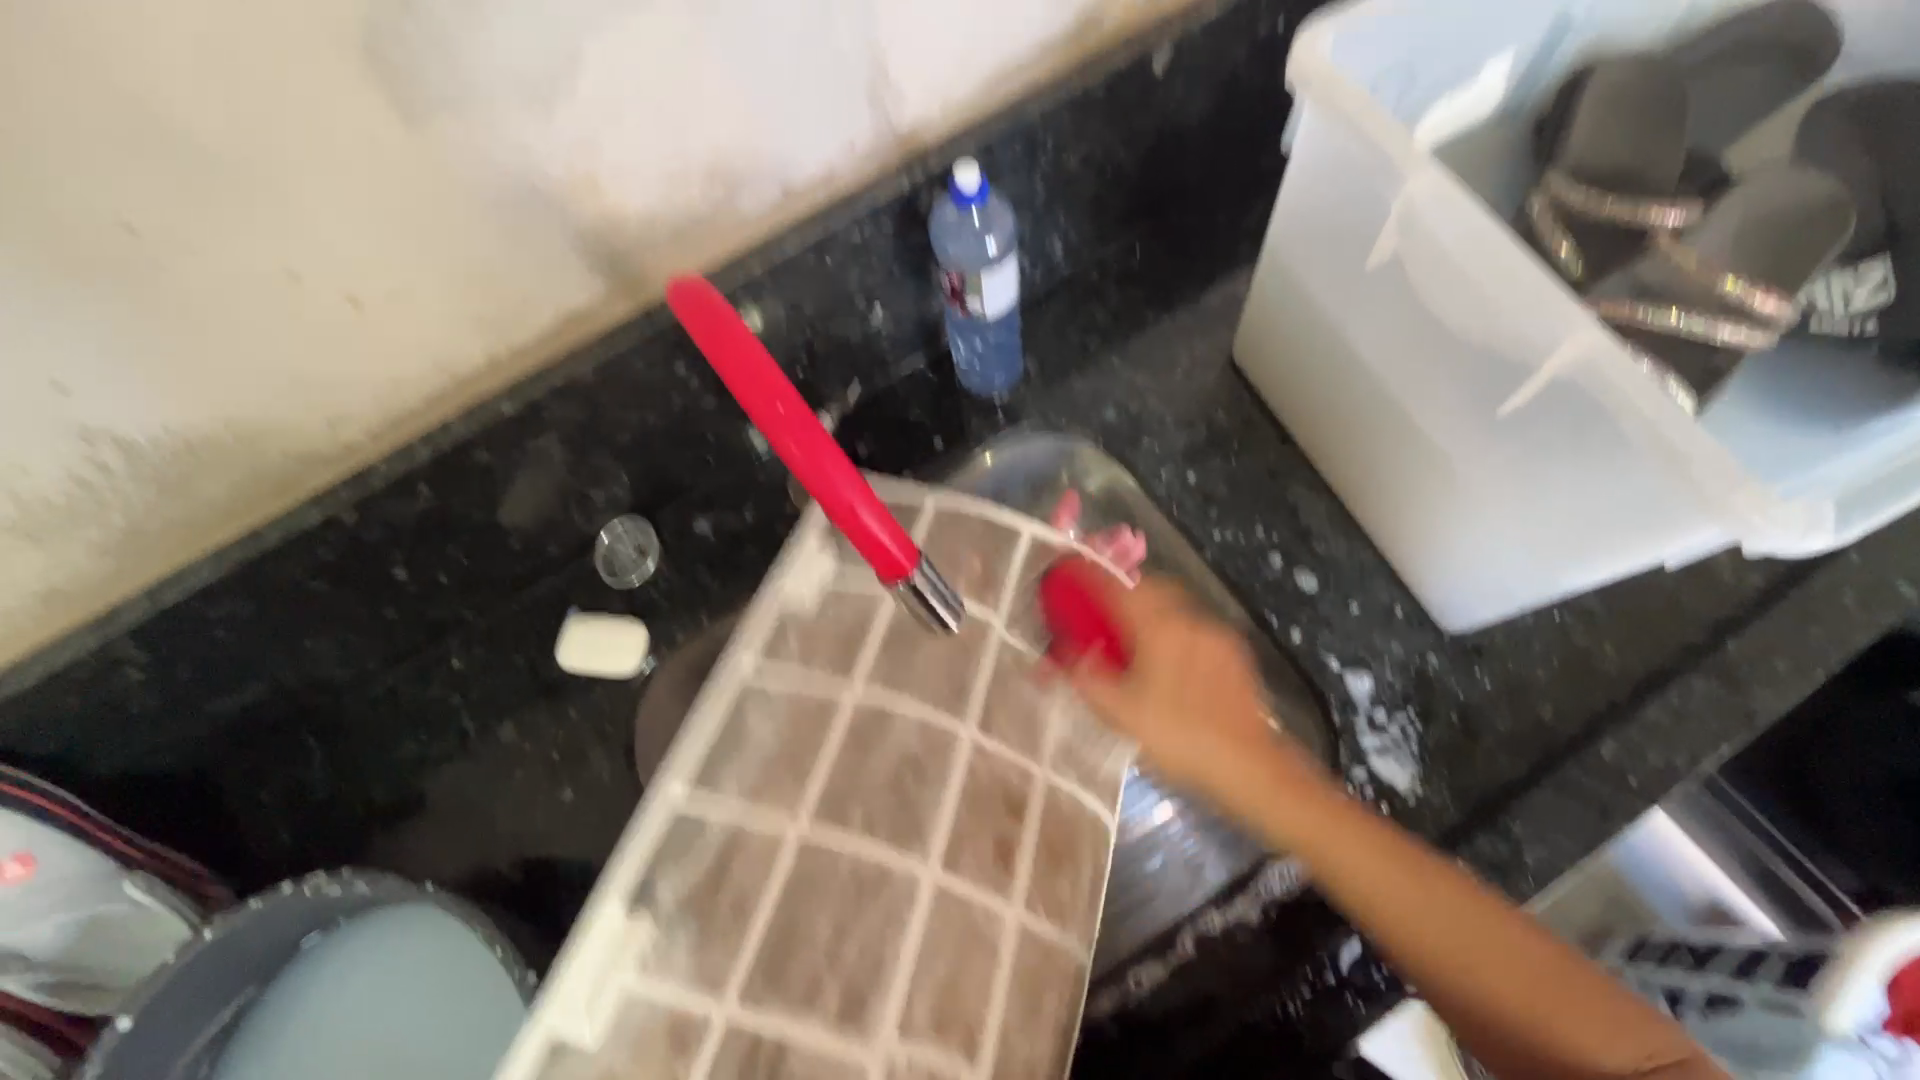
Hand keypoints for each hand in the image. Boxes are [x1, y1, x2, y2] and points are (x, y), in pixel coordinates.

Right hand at [1058, 571, 1333, 828]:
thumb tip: (1060, 653)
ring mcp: (1217, 637)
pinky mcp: (1235, 657)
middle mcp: (1191, 620)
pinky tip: (1168, 663)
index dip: (1091, 578)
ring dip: (1150, 613)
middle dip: (1124, 592)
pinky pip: (1195, 631)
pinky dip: (1173, 634)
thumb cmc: (1179, 737)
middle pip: (1152, 589)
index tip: (1071, 575)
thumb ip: (1086, 676)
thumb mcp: (1120, 713)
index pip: (1118, 587)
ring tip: (1132, 639)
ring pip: (1176, 610)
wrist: (1250, 767)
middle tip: (1102, 610)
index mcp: (1160, 627)